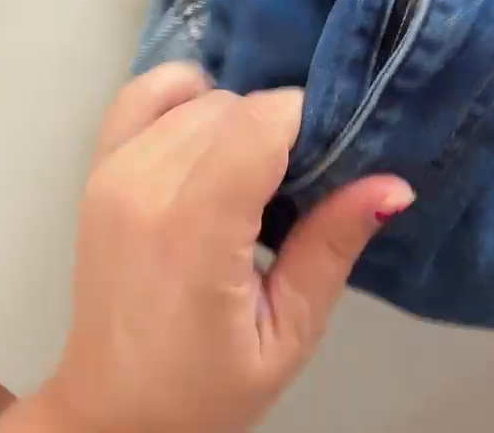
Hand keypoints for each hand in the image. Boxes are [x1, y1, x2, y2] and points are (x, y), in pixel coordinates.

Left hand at [18, 63, 413, 432]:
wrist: (112, 410)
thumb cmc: (205, 387)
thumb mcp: (287, 334)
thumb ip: (332, 248)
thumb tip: (395, 184)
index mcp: (194, 231)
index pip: (259, 122)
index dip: (305, 120)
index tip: (328, 154)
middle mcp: (146, 184)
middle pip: (233, 105)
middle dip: (276, 129)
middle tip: (293, 182)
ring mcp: (115, 170)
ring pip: (198, 99)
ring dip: (235, 119)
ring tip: (249, 173)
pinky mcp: (98, 167)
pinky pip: (142, 93)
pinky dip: (181, 94)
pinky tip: (205, 128)